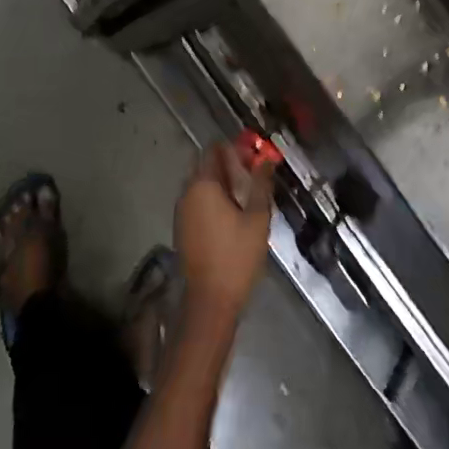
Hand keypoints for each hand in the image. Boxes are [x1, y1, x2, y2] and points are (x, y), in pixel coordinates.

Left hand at [174, 142, 273, 322]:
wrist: (210, 301)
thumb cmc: (237, 256)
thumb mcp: (257, 218)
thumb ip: (261, 184)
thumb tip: (266, 160)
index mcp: (203, 185)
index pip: (213, 150)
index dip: (234, 147)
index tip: (254, 153)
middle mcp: (187, 193)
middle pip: (205, 165)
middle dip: (228, 164)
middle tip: (253, 173)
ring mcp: (181, 211)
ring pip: (200, 184)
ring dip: (221, 182)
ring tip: (247, 193)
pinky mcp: (182, 228)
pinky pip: (197, 201)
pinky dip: (212, 199)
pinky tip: (232, 213)